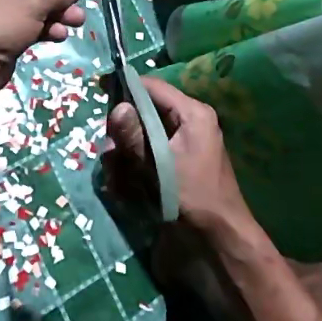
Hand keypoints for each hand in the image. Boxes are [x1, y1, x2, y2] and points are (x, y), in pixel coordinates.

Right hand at [105, 76, 252, 237]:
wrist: (221, 233)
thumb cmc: (194, 196)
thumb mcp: (160, 166)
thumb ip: (136, 137)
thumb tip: (116, 107)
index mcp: (193, 113)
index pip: (154, 87)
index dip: (126, 87)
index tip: (100, 93)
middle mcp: (191, 120)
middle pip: (148, 110)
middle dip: (125, 131)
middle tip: (111, 154)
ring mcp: (187, 139)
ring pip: (146, 133)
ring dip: (128, 153)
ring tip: (118, 178)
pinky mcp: (181, 156)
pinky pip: (153, 150)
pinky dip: (138, 163)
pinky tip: (128, 185)